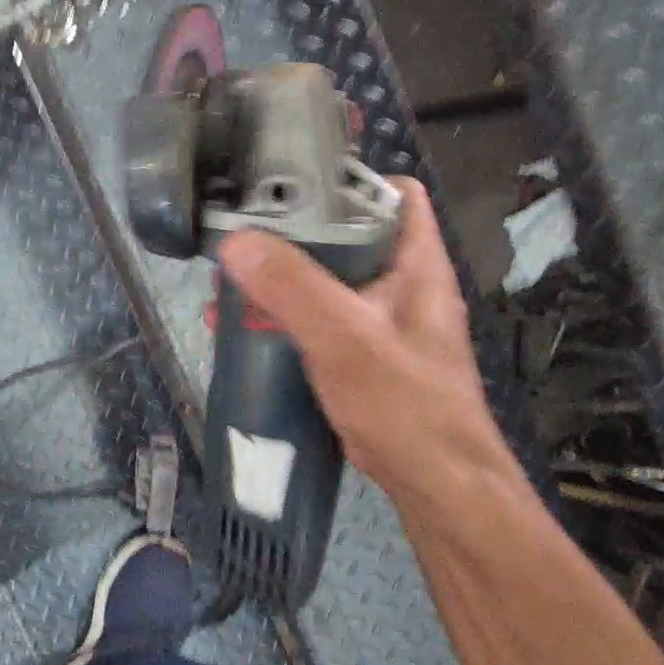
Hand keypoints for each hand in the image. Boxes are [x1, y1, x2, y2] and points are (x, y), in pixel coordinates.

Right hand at [218, 177, 526, 508]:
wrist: (436, 486)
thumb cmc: (407, 407)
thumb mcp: (346, 340)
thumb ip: (293, 289)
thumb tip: (235, 241)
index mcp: (416, 267)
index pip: (394, 195)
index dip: (345, 179)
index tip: (287, 179)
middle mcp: (398, 285)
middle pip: (342, 235)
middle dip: (288, 234)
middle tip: (239, 236)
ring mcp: (377, 321)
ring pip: (320, 279)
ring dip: (273, 279)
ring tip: (226, 286)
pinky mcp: (356, 352)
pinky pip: (310, 317)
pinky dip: (276, 316)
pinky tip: (241, 328)